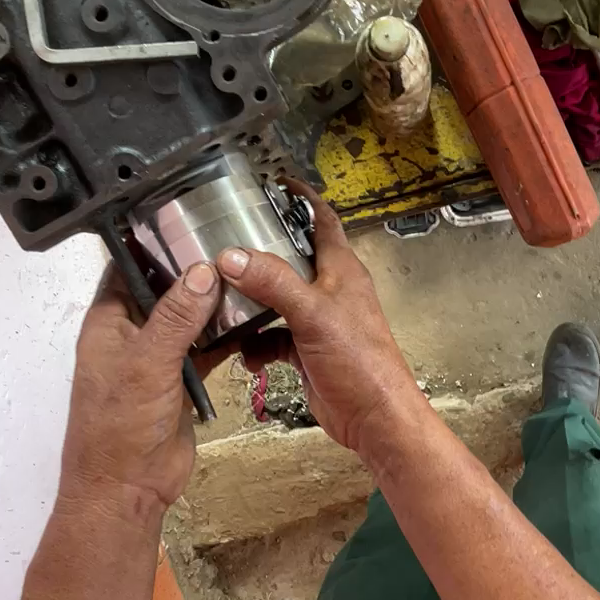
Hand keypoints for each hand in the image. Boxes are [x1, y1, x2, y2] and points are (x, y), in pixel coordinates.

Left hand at [57, 262, 225, 527]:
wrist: (129, 488)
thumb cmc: (120, 426)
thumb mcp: (147, 364)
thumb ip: (175, 318)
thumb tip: (203, 271)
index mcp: (110, 321)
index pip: (128, 266)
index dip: (153, 240)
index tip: (190, 216)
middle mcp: (132, 332)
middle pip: (165, 288)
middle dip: (194, 268)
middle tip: (234, 242)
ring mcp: (158, 355)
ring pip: (189, 317)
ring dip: (213, 302)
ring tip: (249, 273)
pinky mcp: (181, 378)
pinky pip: (204, 346)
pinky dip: (224, 335)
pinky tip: (251, 319)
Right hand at [216, 182, 426, 454]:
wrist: (374, 418)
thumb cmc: (359, 360)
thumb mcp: (313, 314)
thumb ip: (274, 282)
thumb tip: (231, 256)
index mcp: (341, 269)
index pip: (322, 221)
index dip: (301, 198)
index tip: (274, 182)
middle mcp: (331, 290)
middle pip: (291, 260)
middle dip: (260, 254)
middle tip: (224, 247)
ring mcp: (319, 321)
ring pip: (278, 301)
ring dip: (254, 306)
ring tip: (226, 309)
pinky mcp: (309, 350)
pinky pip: (275, 338)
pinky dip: (259, 344)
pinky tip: (248, 357)